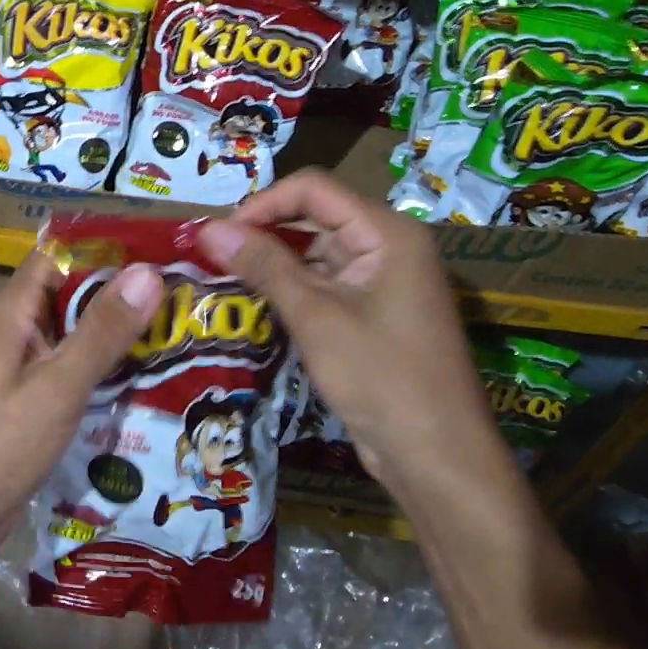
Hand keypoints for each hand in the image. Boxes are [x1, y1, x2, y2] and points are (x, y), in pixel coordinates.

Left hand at [0, 252, 162, 566]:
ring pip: (75, 333)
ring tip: (181, 332)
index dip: (107, 249)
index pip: (60, 255)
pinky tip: (147, 379)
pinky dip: (103, 369)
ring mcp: (21, 366)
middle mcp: (15, 329)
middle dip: (122, 293)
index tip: (163, 252)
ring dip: (117, 333)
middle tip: (188, 296)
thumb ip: (101, 331)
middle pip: (72, 293)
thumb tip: (147, 271)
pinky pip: (71, 369)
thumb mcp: (58, 386)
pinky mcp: (29, 400)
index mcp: (13, 311)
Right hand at [197, 170, 496, 498]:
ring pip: (315, 252)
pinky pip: (324, 284)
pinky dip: (289, 289)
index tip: (219, 234)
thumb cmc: (382, 378)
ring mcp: (382, 281)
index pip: (313, 190)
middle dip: (263, 232)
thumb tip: (208, 227)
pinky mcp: (373, 313)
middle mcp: (388, 246)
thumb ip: (262, 265)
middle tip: (213, 256)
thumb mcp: (315, 317)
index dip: (262, 204)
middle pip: (314, 217)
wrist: (439, 459)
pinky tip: (255, 305)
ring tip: (223, 278)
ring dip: (272, 262)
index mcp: (387, 233)